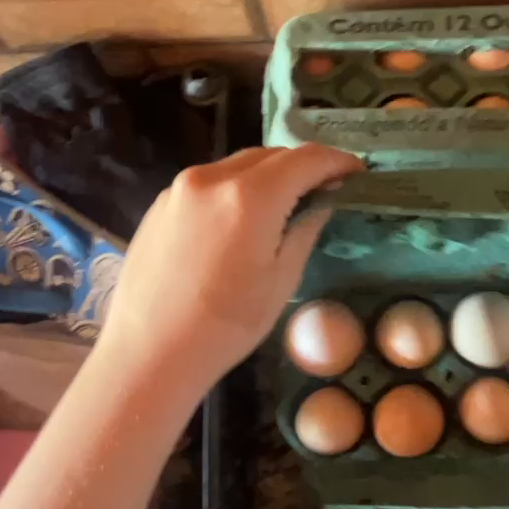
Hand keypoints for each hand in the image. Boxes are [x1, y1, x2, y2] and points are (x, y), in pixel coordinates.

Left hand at [102, 144, 362, 384]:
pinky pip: (211, 182)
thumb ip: (305, 228)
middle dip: (303, 166)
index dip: (337, 161)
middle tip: (327, 189)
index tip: (357, 173)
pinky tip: (243, 220)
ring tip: (287, 202)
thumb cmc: (227, 326)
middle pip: (271, 155)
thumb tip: (321, 201)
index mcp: (250, 197)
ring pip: (238, 165)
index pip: (306, 159)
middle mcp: (213, 178)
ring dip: (269, 175)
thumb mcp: (282, 280)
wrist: (150, 353)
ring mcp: (181, 188)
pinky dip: (237, 188)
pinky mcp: (161, 203)